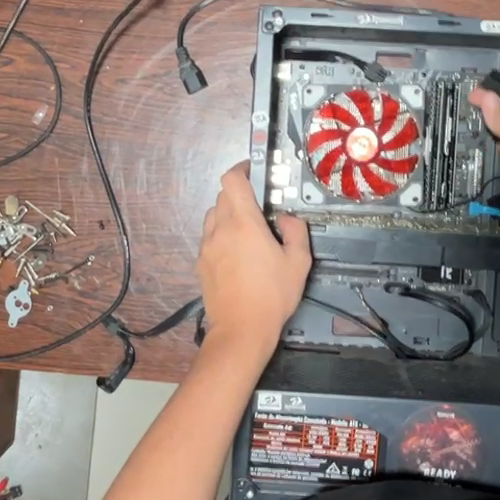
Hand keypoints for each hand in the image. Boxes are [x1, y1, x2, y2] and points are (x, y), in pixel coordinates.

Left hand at [198, 162, 312, 365]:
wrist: (240, 330)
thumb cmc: (272, 296)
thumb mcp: (298, 263)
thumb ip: (296, 232)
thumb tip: (288, 218)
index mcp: (244, 223)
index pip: (232, 180)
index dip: (242, 169)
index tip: (255, 172)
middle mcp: (220, 229)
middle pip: (223, 195)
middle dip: (241, 194)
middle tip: (260, 207)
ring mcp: (207, 246)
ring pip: (213, 215)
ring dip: (229, 214)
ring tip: (248, 230)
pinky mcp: (201, 263)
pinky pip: (210, 237)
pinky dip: (221, 234)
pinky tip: (238, 252)